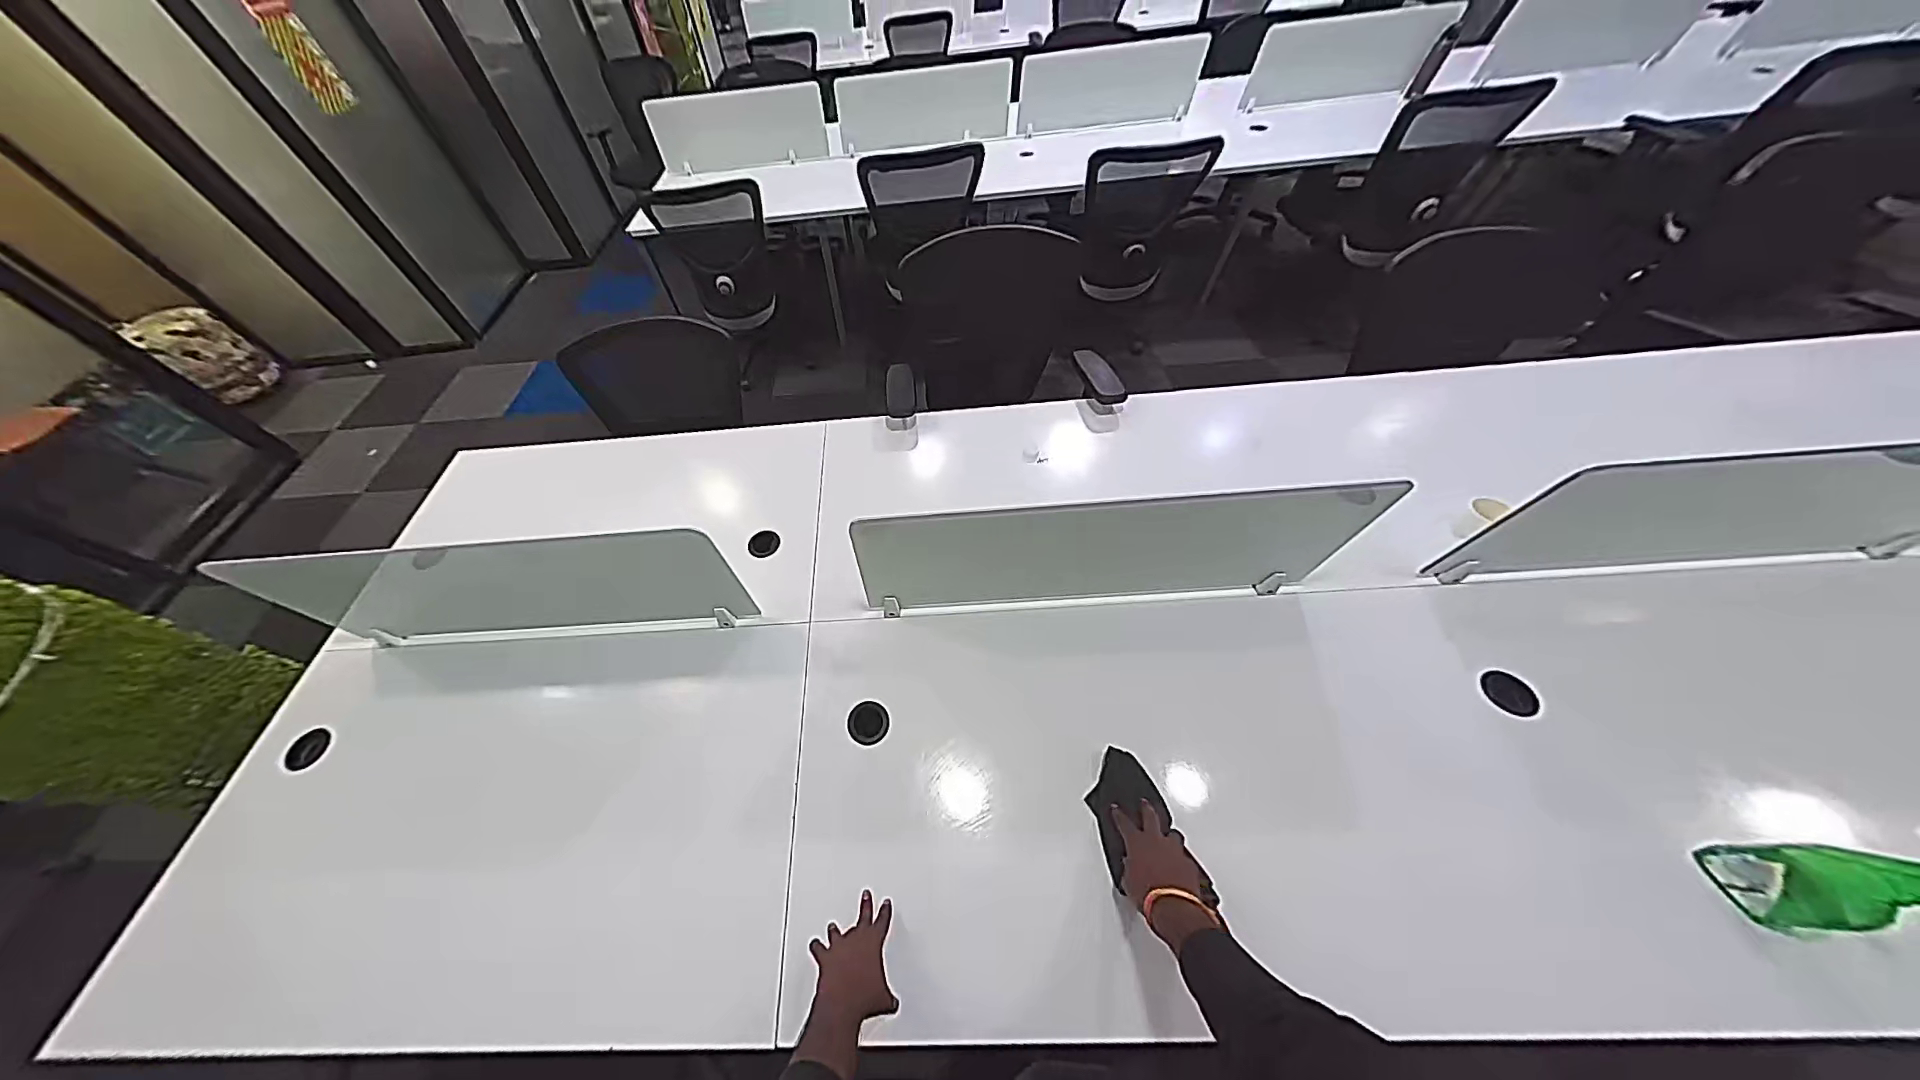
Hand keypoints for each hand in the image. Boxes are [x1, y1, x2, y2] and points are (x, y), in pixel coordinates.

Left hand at [807, 890, 897, 1021]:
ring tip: (833, 926)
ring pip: (838, 932)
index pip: (882, 921)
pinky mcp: (824, 958)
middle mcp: (856, 940)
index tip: (885, 902)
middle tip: (866, 894)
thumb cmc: (864, 999)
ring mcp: (839, 947)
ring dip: (836, 930)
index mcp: (874, 943)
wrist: (842, 1006)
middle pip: (863, 916)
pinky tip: (815, 945)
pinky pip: (819, 948)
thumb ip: (887, 997)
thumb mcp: (883, 999)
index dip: (884, 911)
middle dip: (865, 904)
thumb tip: (891, 1004)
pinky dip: (817, 947)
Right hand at [1111, 801, 1221, 949]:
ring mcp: (1174, 850)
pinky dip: (1178, 857)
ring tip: (1166, 836)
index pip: (1124, 823)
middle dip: (1146, 808)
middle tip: (1144, 803)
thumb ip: (1129, 868)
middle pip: (1150, 816)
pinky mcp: (1188, 862)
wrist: (1174, 907)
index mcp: (1137, 843)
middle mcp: (1156, 841)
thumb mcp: (1128, 882)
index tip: (1116, 809)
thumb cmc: (1149, 896)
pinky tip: (1177, 862)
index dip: (1119, 814)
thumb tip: (1129, 867)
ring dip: (1168, 835)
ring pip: (1172, 834)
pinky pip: (1183, 854)